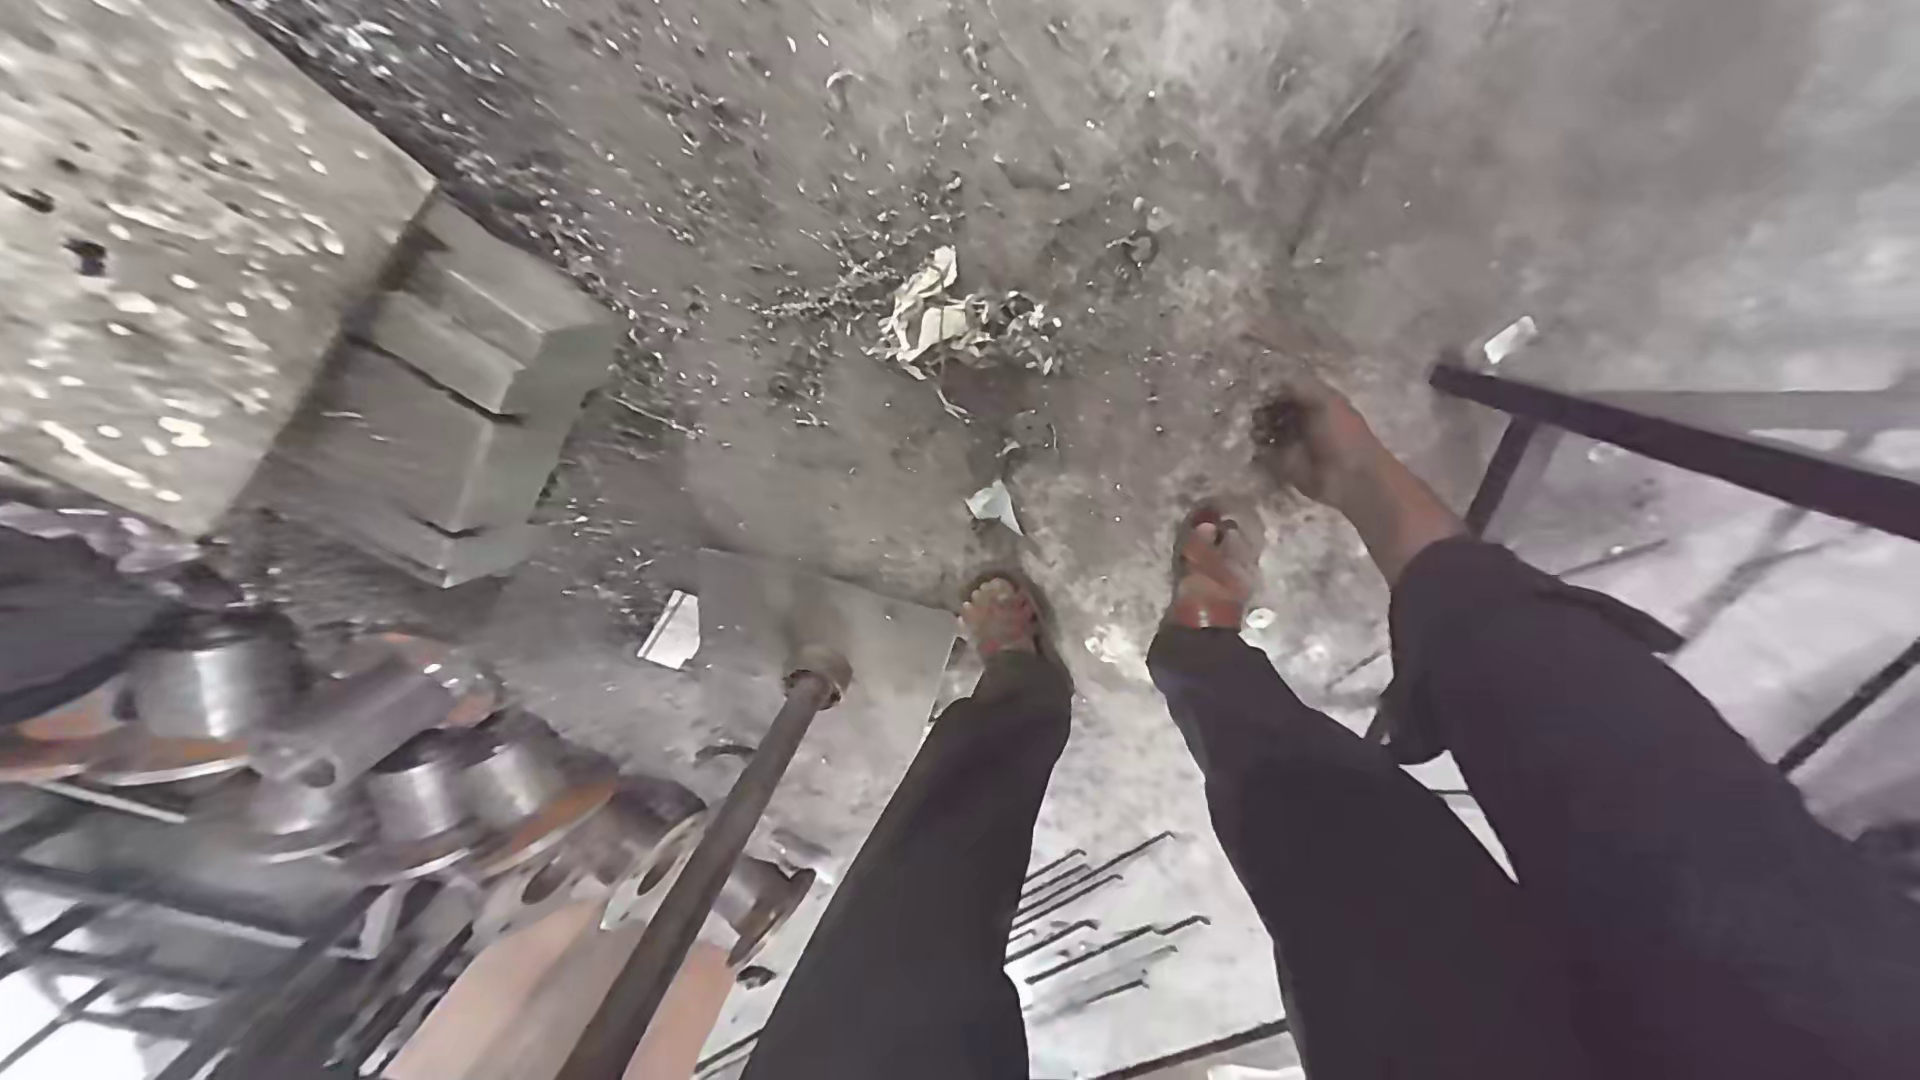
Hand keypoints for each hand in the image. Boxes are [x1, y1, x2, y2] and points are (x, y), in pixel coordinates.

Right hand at [1253, 377, 1383, 509]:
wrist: (1348, 477)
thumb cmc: (1342, 436)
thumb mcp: (1327, 402)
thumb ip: (1302, 388)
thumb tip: (1272, 378)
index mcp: (1315, 402)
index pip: (1287, 389)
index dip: (1272, 387)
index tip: (1255, 386)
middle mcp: (1301, 419)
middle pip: (1272, 407)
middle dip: (1259, 406)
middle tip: (1248, 407)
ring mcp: (1289, 441)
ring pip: (1264, 427)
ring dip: (1255, 425)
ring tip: (1249, 425)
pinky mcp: (1280, 461)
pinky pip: (1260, 450)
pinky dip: (1253, 446)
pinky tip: (1249, 441)